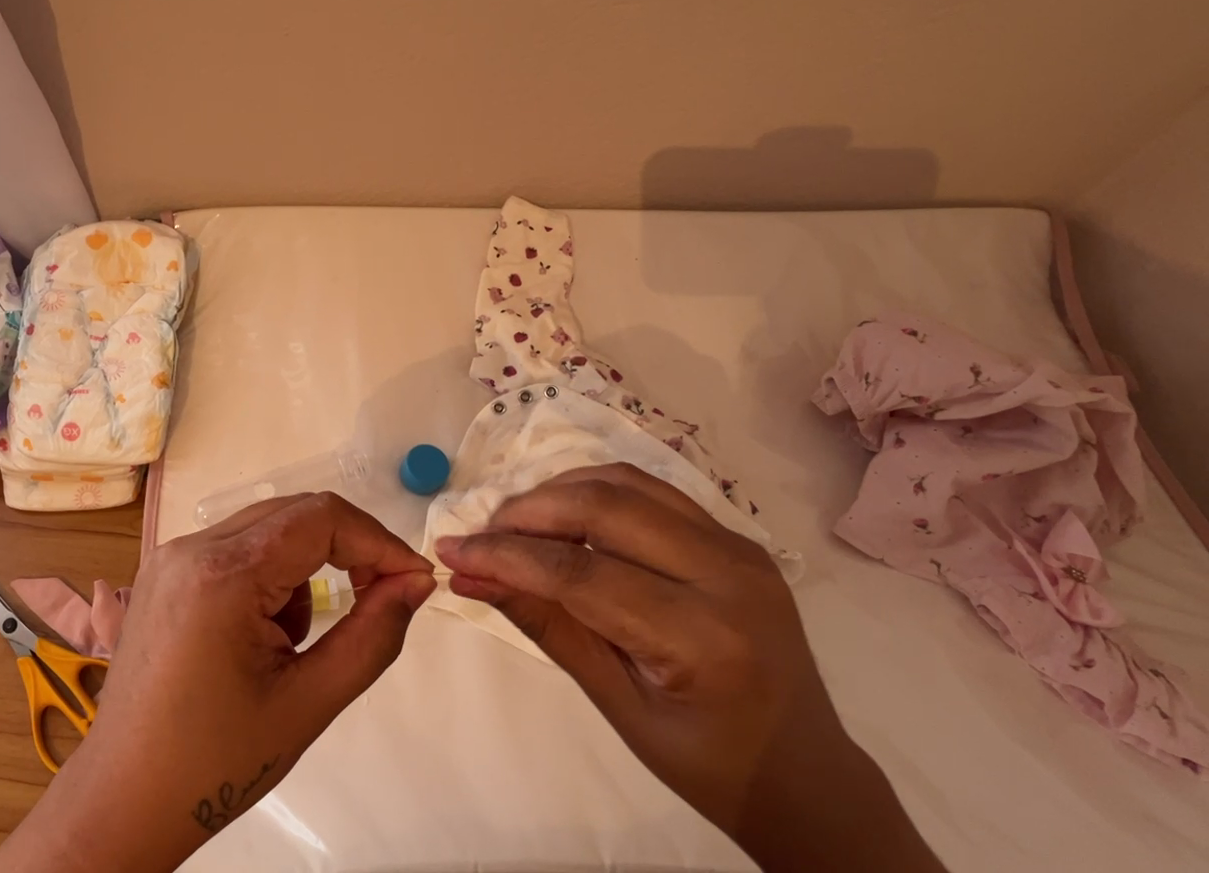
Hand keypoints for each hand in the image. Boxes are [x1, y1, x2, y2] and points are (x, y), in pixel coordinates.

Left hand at [0, 492, 436, 872]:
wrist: (125, 798)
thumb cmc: (217, 760)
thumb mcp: (309, 701)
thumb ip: (373, 635)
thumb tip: (415, 583)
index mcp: (224, 572)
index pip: (320, 518)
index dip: (377, 542)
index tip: (413, 582)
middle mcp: (191, 547)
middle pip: (292, 515)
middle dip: (346, 552)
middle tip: (379, 601)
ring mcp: (170, 557)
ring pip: (265, 532)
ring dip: (302, 573)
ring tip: (292, 648)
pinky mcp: (163, 575)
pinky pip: (235, 551)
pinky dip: (267, 581)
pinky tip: (257, 642)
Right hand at [437, 464, 944, 872]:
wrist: (803, 771)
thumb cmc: (705, 761)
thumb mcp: (616, 704)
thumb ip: (545, 626)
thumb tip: (471, 575)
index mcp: (703, 638)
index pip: (581, 572)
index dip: (506, 555)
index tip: (450, 551)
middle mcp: (729, 575)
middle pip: (604, 507)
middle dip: (526, 512)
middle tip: (480, 536)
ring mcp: (738, 547)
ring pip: (625, 483)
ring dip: (557, 492)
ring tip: (514, 525)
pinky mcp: (735, 536)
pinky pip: (650, 491)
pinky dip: (593, 492)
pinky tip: (562, 518)